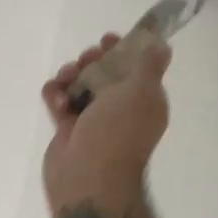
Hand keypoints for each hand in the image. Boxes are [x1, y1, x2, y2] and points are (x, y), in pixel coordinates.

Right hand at [39, 32, 171, 217]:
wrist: (87, 178)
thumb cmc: (117, 132)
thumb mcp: (141, 91)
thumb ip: (149, 65)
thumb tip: (163, 46)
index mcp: (144, 99)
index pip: (136, 66)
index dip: (123, 49)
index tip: (108, 39)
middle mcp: (120, 107)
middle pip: (105, 71)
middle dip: (93, 60)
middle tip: (86, 60)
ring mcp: (92, 118)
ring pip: (79, 83)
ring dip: (71, 75)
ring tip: (66, 81)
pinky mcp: (67, 129)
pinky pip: (59, 100)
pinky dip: (55, 95)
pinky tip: (55, 100)